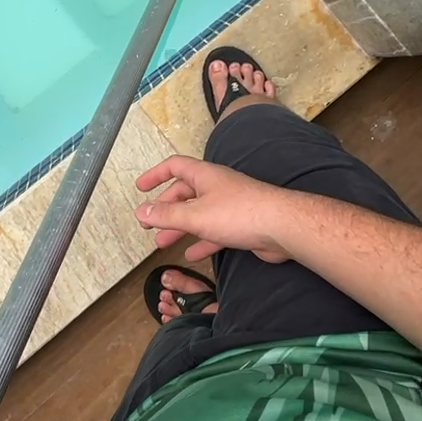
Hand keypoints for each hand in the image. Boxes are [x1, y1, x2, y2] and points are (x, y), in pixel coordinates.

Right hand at [135, 155, 299, 262]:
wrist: (281, 227)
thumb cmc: (240, 213)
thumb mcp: (195, 215)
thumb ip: (166, 215)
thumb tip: (141, 211)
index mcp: (204, 175)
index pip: (174, 166)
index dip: (155, 175)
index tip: (140, 187)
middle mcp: (216, 186)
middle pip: (184, 193)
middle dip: (164, 208)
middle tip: (148, 224)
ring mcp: (229, 205)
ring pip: (197, 214)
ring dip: (179, 227)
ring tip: (162, 242)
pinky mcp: (240, 224)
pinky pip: (214, 231)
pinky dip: (201, 241)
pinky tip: (191, 254)